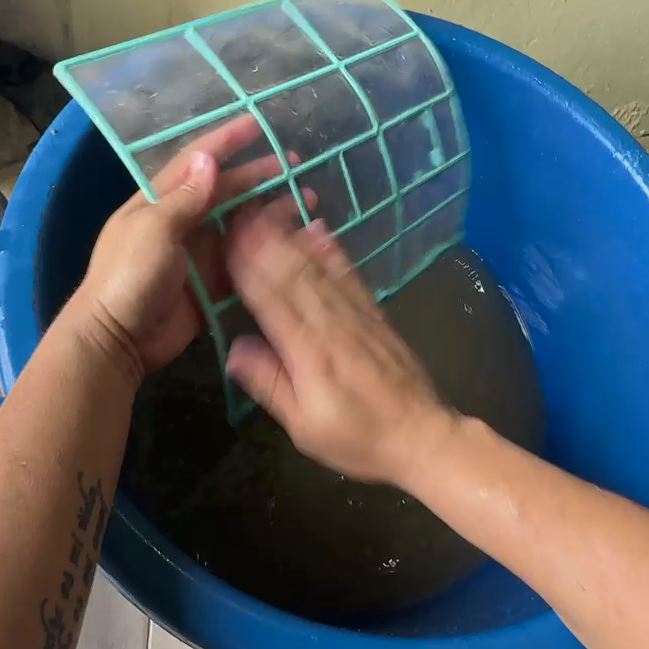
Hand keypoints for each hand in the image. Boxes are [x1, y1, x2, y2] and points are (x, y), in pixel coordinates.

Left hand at [65, 114, 300, 378]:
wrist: (118, 339)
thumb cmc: (128, 276)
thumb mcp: (155, 229)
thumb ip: (185, 197)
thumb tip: (210, 159)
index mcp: (160, 200)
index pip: (197, 160)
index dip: (226, 140)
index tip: (257, 123)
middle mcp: (181, 220)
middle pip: (226, 190)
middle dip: (259, 176)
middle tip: (295, 167)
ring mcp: (197, 253)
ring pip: (239, 223)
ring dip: (268, 210)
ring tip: (304, 201)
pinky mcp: (210, 282)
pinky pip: (242, 258)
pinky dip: (265, 248)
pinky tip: (290, 241)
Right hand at [221, 202, 460, 484]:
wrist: (422, 436)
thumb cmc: (358, 439)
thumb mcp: (304, 427)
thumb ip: (270, 384)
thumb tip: (234, 348)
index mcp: (309, 352)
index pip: (271, 300)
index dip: (247, 267)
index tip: (226, 239)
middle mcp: (332, 324)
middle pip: (293, 274)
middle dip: (264, 241)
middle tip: (240, 211)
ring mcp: (357, 316)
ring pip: (319, 269)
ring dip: (291, 237)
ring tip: (268, 210)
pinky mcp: (375, 315)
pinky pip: (350, 276)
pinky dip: (331, 252)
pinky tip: (318, 230)